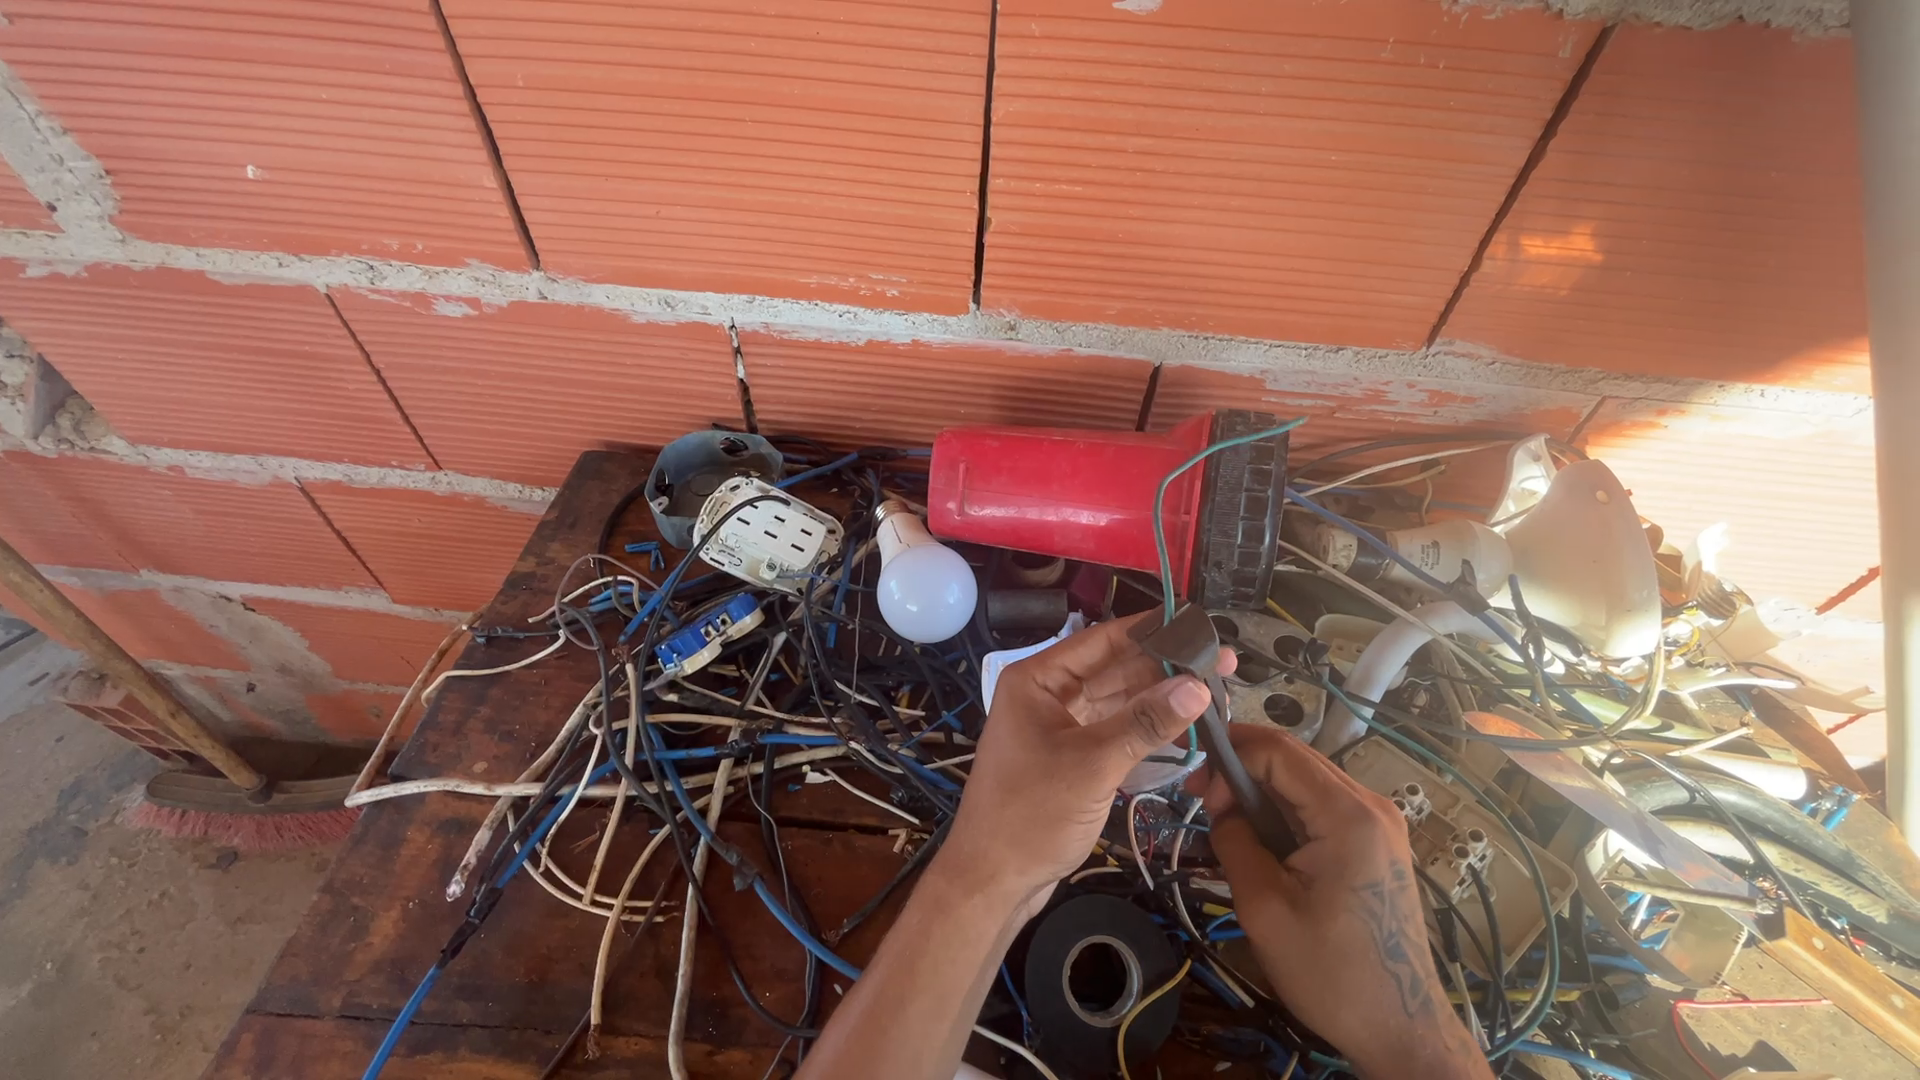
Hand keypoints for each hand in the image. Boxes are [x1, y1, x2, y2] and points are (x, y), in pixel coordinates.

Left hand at [937, 612, 1233, 917]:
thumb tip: (1198, 685)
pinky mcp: (1072, 757)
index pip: (1102, 640)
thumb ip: (1145, 722)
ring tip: (1214, 689)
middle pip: (1114, 669)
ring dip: (1160, 697)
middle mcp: (1047, 694)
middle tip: (1222, 662)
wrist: (993, 879)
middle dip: (1165, 666)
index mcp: (1037, 679)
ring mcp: (1060, 726)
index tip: (1198, 624)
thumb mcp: (1092, 764)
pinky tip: (1186, 725)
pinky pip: (1115, 730)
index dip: (1151, 630)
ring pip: (1118, 701)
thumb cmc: (1031, 814)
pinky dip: (1146, 728)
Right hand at [1205, 725, 1491, 1079]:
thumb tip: (1220, 804)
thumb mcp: (1262, 905)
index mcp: (1348, 815)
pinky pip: (1318, 804)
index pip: (1276, 750)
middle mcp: (1371, 805)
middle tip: (1199, 798)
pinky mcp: (1375, 842)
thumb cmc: (1330, 972)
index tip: (1199, 796)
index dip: (1228, 759)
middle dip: (1238, 767)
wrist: (1401, 1031)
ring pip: (1303, 778)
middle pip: (1292, 756)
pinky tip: (1259, 836)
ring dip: (1258, 788)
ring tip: (1224, 819)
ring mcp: (1378, 823)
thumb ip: (1233, 838)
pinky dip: (1281, 809)